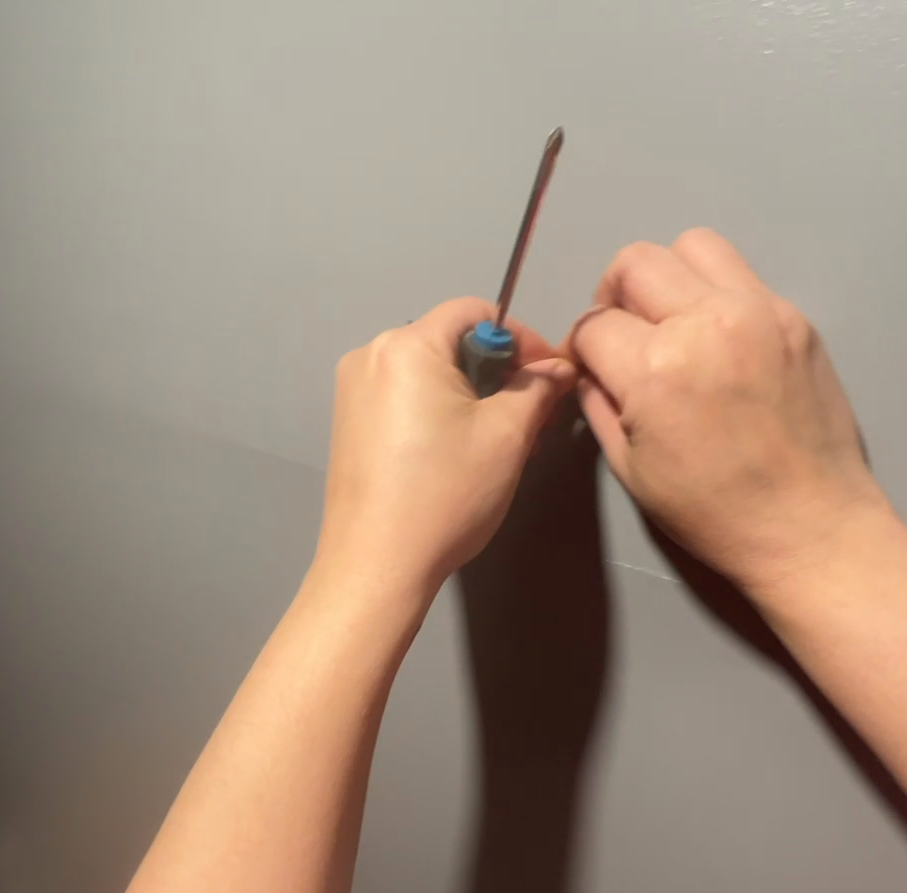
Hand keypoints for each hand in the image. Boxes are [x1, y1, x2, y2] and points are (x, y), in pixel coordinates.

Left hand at [316, 297, 576, 598]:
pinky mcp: (347, 427)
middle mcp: (369, 357)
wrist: (376, 566)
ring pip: (428, 375)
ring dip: (472, 397)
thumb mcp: (506, 437)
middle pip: (449, 343)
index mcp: (405, 346)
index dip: (521, 338)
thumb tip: (558, 367)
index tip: (548, 378)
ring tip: (503, 442)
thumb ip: (537, 389)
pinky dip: (440, 414)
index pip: (474, 312)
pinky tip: (461, 453)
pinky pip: (404, 401)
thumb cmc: (444, 495)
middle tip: (532, 418)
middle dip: (498, 373)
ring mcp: (351, 394)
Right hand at [570, 228, 887, 592]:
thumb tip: (589, 367)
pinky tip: (716, 341)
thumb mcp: (628, 467)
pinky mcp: (794, 316)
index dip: (579, 346)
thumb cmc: (709, 511)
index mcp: (655, 370)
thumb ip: (598, 403)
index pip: (592, 324)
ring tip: (668, 323)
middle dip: (611, 297)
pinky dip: (712, 295)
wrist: (808, 525)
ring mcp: (757, 311)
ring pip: (690, 247)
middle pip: (634, 263)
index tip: (587, 367)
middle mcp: (704, 323)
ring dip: (665, 278)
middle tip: (621, 336)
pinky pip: (738, 275)